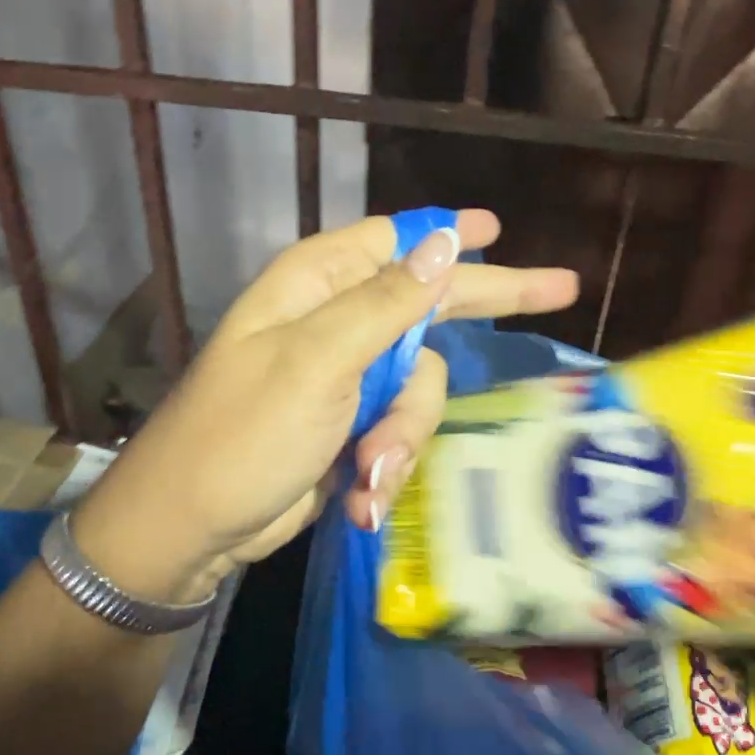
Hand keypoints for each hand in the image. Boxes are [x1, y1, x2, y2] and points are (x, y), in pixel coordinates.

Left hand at [72, 211, 577, 602]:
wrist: (193, 527)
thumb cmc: (245, 433)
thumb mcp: (318, 362)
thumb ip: (387, 304)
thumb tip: (444, 241)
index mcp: (319, 285)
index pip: (397, 241)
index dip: (449, 233)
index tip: (496, 227)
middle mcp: (336, 320)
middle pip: (429, 303)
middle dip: (488, 305)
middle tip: (561, 289)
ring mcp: (346, 375)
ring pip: (421, 386)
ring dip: (403, 434)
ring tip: (368, 471)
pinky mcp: (350, 424)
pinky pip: (399, 428)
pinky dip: (386, 463)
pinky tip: (362, 495)